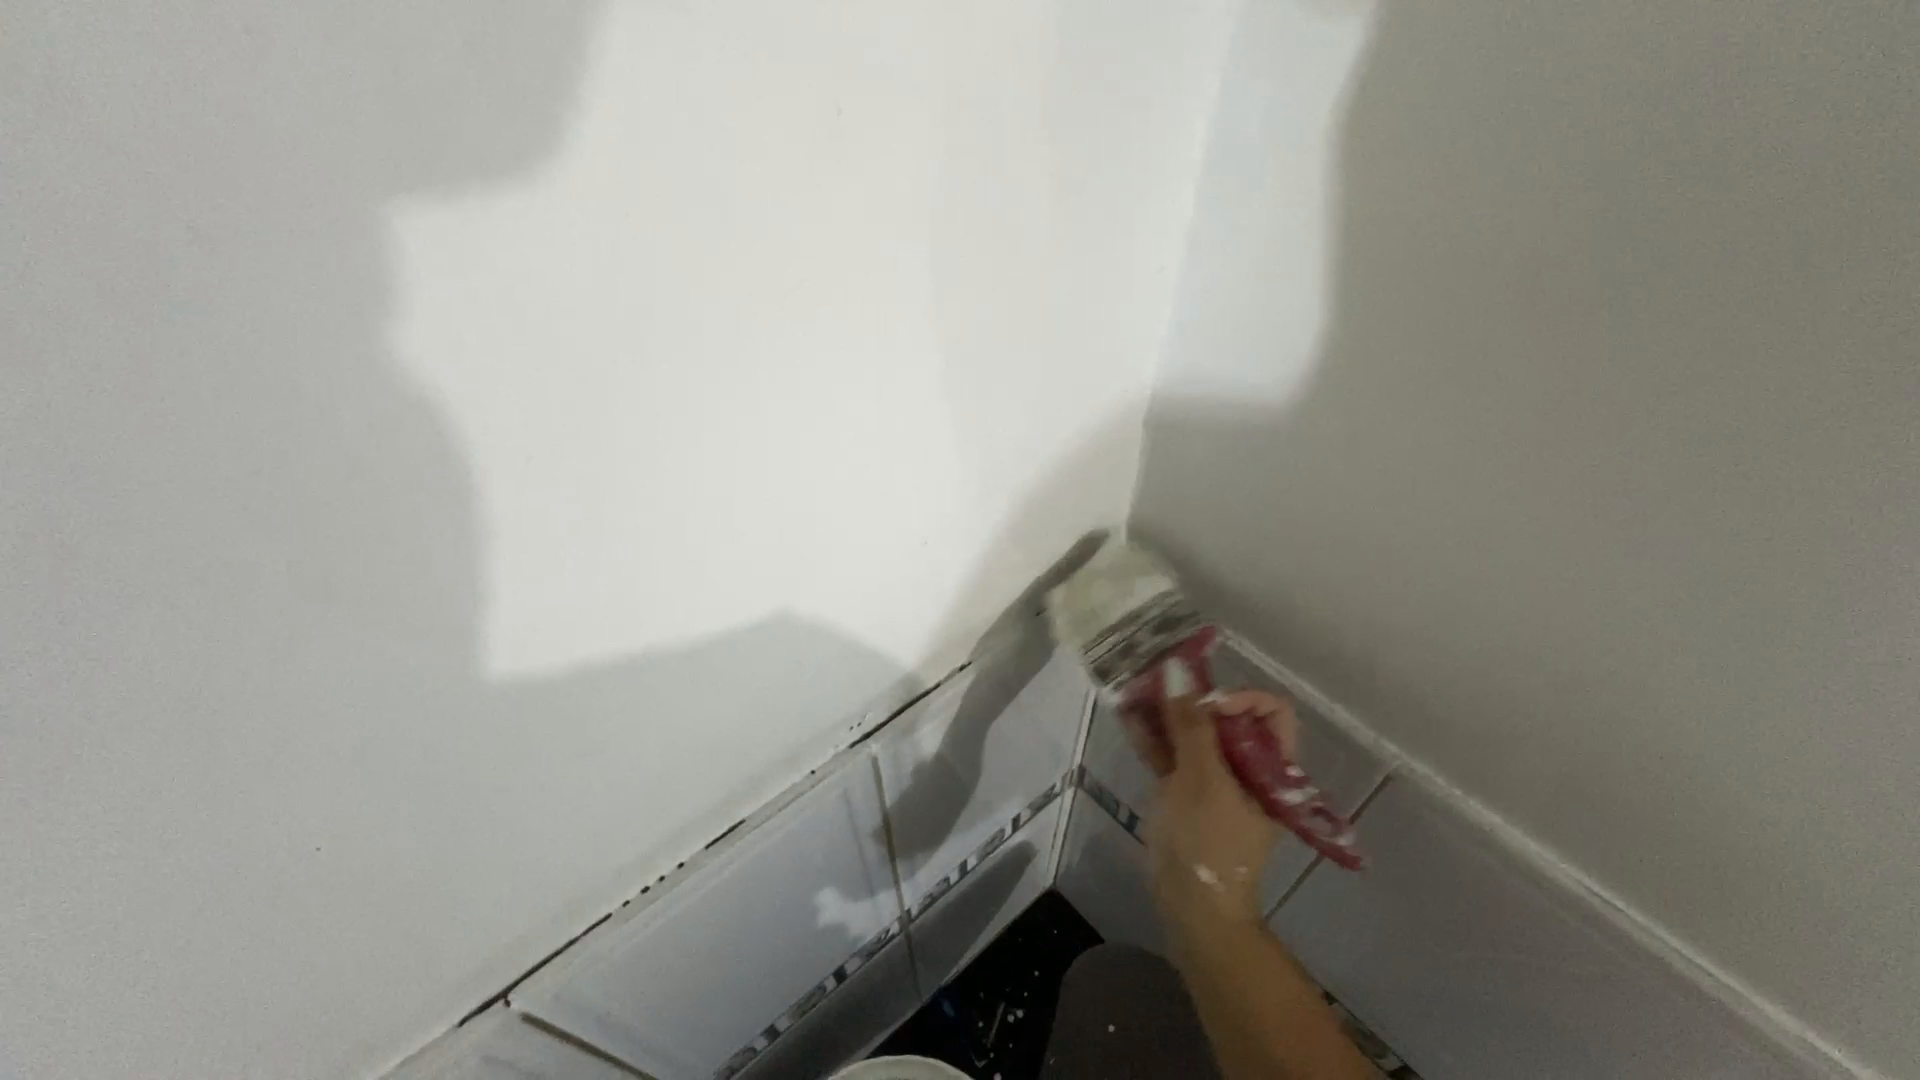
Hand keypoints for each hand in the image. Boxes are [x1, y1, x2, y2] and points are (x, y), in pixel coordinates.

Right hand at [1144, 689, 1297, 930]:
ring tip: (1133, 689)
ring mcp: (1211, 779)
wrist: (1191, 907)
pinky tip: (1126, 716)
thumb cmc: (1209, 842)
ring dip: (1164, 711)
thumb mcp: (1202, 780)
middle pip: (1224, 718)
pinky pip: (1170, 755)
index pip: (1269, 712)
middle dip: (1189, 696)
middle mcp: (1244, 767)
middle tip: (1156, 680)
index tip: (1204, 703)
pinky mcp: (1182, 791)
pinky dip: (1152, 736)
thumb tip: (1178, 669)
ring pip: (1192, 733)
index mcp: (1269, 767)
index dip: (1239, 698)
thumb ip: (1191, 725)